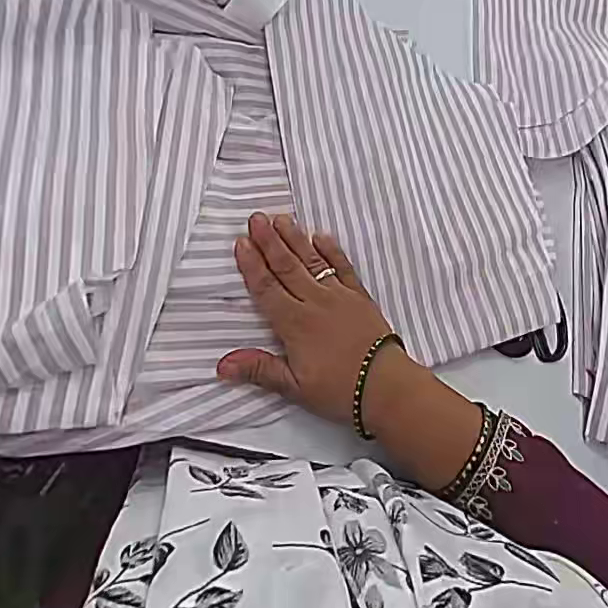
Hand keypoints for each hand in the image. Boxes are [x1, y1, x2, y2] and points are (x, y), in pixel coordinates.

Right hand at [220, 212, 484, 488]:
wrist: (385, 384)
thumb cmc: (339, 389)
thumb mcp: (295, 387)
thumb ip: (260, 370)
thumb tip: (221, 365)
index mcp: (294, 324)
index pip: (267, 288)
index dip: (252, 265)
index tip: (241, 243)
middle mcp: (314, 302)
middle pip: (287, 266)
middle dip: (269, 241)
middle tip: (256, 218)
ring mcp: (339, 295)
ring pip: (312, 261)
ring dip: (295, 239)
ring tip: (281, 218)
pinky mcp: (360, 296)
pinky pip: (343, 267)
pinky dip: (331, 250)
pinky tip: (320, 237)